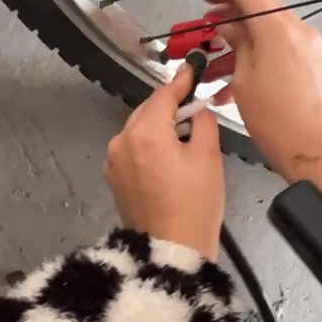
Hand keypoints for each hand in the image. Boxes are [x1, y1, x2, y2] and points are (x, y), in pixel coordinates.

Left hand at [105, 65, 224, 258]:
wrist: (170, 252)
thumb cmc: (195, 205)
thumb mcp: (208, 158)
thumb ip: (203, 122)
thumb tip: (198, 109)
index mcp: (145, 132)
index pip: (163, 95)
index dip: (180, 82)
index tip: (192, 68)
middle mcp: (122, 141)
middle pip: (147, 110)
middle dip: (169, 106)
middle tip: (194, 105)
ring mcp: (113, 161)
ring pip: (138, 130)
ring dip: (158, 126)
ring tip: (184, 134)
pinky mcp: (114, 178)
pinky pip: (132, 149)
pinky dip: (148, 145)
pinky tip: (167, 155)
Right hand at [201, 0, 321, 180]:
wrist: (312, 148)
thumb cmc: (273, 117)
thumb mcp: (242, 79)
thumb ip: (236, 45)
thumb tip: (228, 27)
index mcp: (279, 30)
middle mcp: (298, 31)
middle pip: (260, 14)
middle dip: (230, 22)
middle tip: (206, 32)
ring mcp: (308, 48)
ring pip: (267, 36)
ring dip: (239, 48)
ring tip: (212, 68)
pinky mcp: (312, 65)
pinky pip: (279, 52)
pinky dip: (256, 60)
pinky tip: (232, 85)